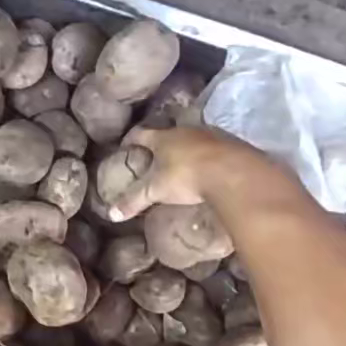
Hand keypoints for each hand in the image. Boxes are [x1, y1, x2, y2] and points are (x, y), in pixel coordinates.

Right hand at [107, 126, 265, 221]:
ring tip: (184, 160)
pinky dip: (209, 154)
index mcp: (164, 138)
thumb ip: (134, 201)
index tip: (126, 145)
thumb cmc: (187, 177)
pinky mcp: (232, 143)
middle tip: (157, 153)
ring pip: (194, 137)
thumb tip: (111, 215)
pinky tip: (210, 166)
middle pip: (170, 132)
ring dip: (188, 146)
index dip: (132, 139)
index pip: (142, 134)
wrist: (234, 173)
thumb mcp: (156, 191)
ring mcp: (211, 134)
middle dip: (162, 141)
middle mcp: (186, 130)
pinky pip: (215, 146)